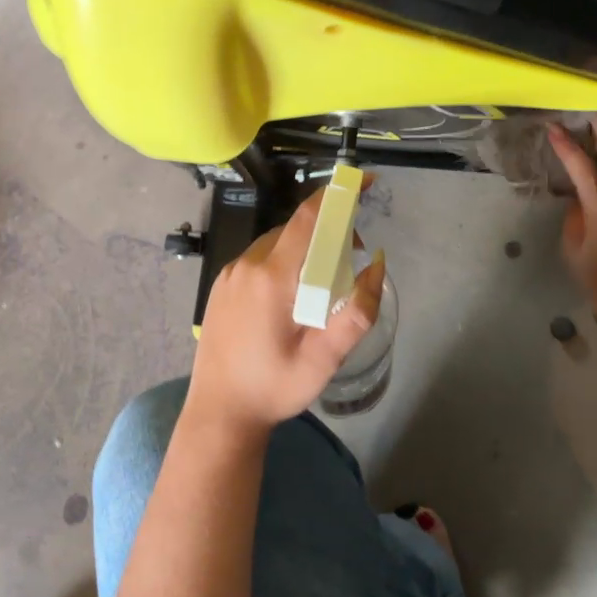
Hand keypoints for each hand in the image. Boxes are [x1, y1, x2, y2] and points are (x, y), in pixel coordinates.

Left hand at [187, 186, 386, 437]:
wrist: (219, 414)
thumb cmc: (274, 388)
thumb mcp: (324, 360)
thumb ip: (357, 314)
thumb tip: (377, 267)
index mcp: (273, 277)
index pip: (308, 218)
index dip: (338, 195)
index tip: (364, 183)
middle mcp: (248, 264)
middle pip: (296, 230)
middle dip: (330, 232)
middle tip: (354, 259)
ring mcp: (231, 273)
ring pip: (278, 243)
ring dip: (307, 248)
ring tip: (326, 282)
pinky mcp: (223, 285)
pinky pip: (261, 258)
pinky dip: (285, 261)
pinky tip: (294, 293)